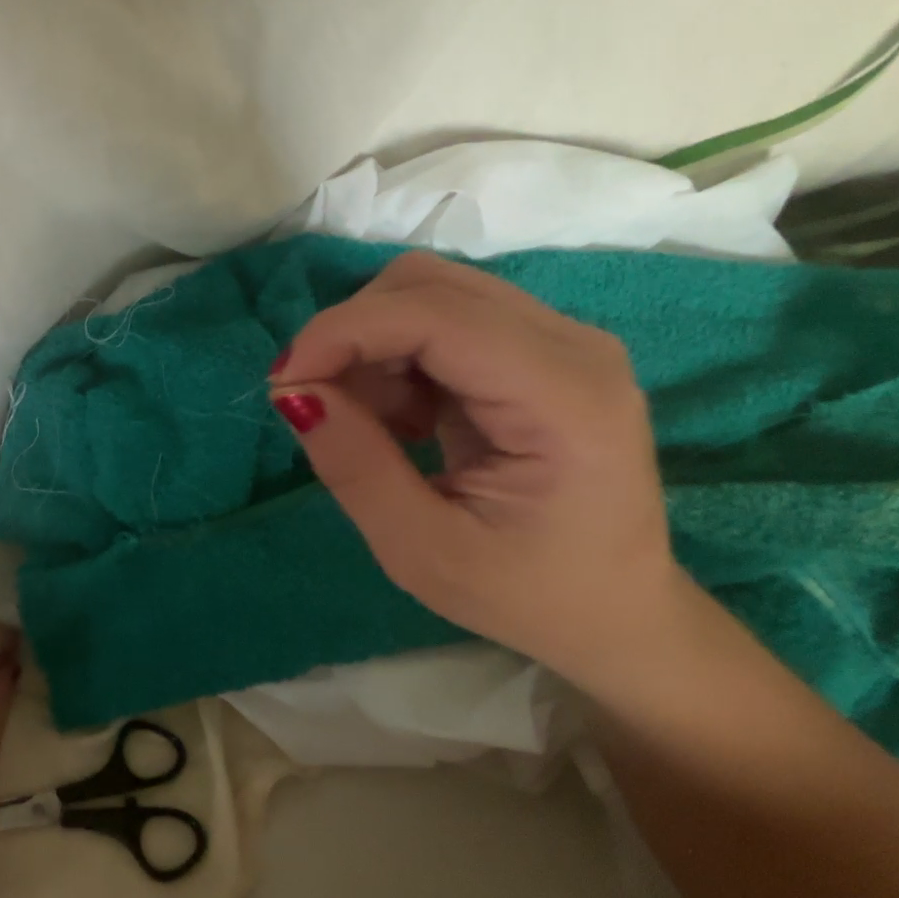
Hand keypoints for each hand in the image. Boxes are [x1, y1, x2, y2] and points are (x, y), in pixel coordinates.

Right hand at [266, 250, 691, 689]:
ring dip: (371, 345)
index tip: (284, 383)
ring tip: (367, 420)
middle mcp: (572, 346)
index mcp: (564, 399)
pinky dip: (393, 355)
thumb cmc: (525, 595)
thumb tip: (292, 391)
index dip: (345, 331)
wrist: (615, 613)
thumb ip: (355, 465)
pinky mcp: (537, 349)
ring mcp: (559, 341)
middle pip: (428, 284)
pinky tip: (400, 416)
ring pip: (427, 292)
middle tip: (318, 402)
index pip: (435, 314)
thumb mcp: (420, 550)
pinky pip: (439, 318)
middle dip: (352, 332)